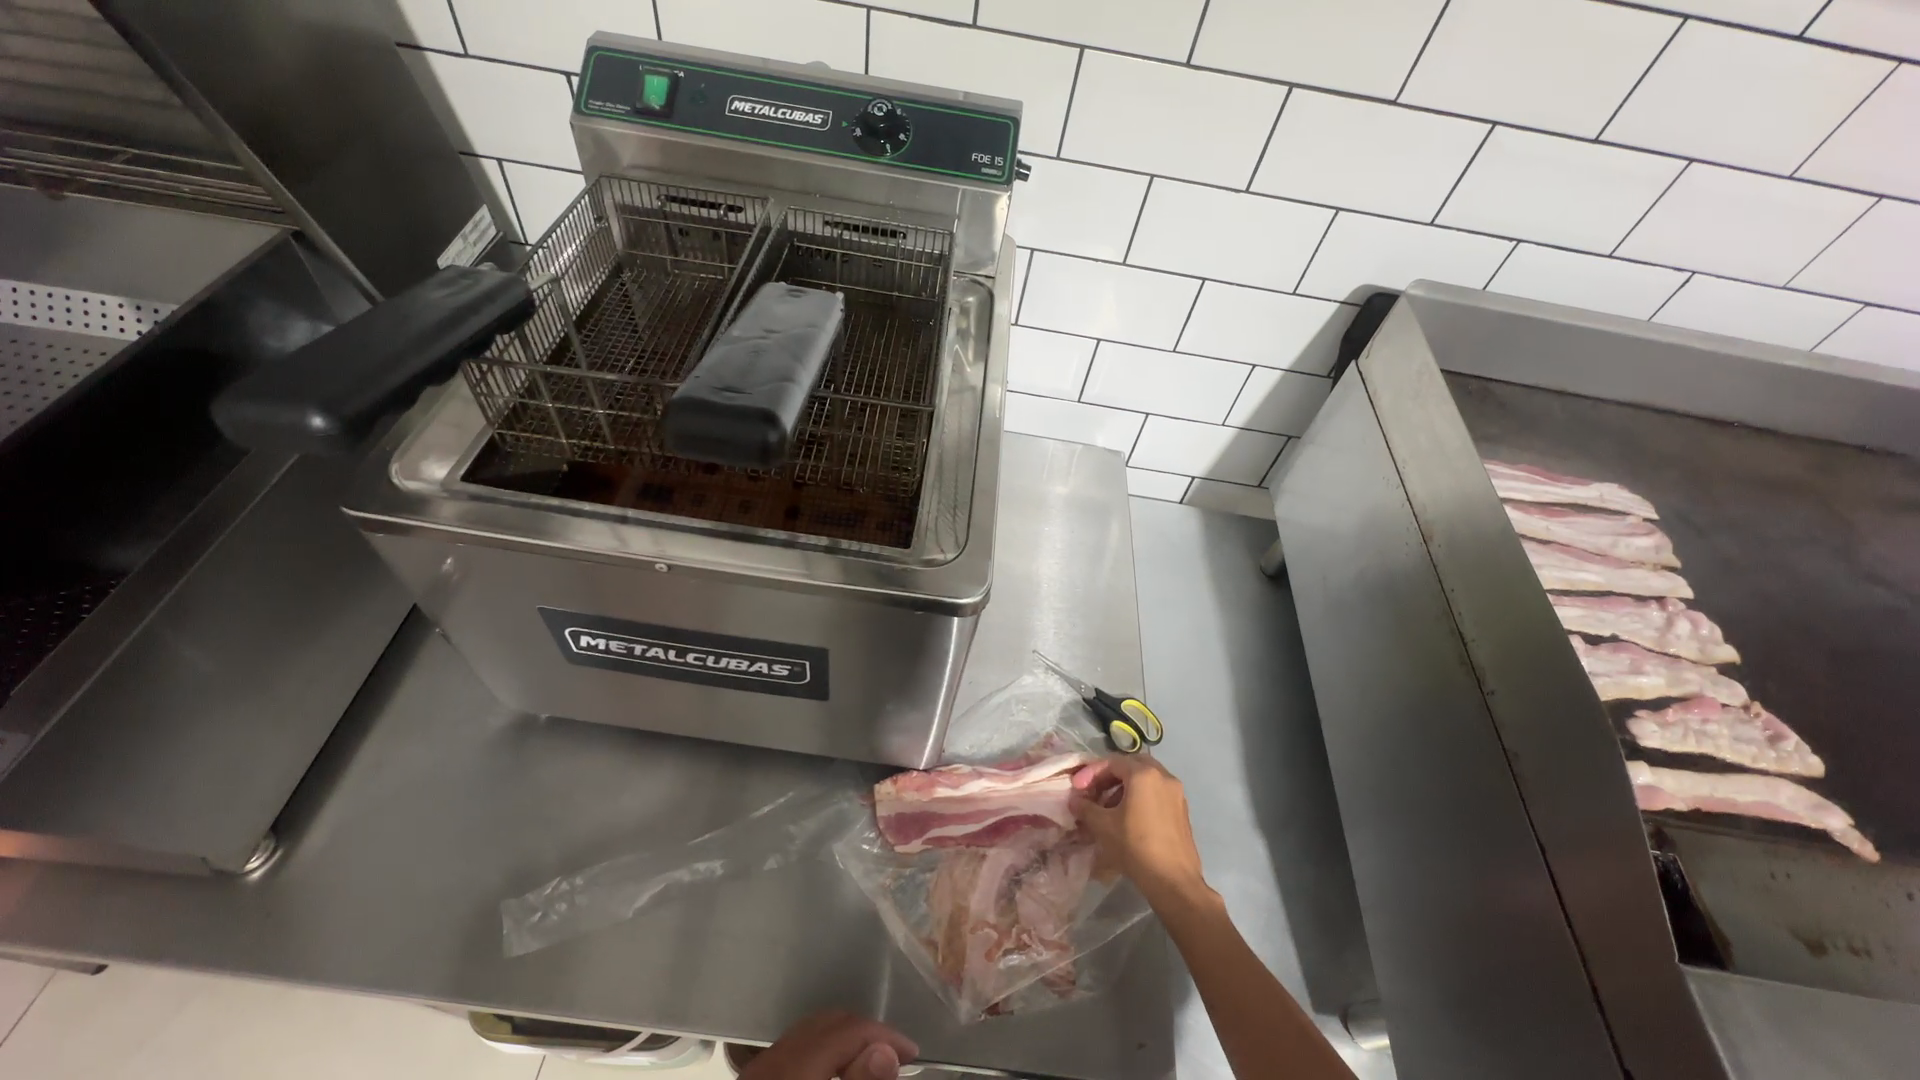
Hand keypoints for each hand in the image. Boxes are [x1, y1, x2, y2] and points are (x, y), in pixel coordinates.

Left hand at [737, 1010, 917, 1079]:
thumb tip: (886, 1050)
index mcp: (791, 1066)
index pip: (846, 1029)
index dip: (885, 1036)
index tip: (912, 1053)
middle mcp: (770, 1060)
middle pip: (826, 1023)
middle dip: (865, 1033)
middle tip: (897, 1056)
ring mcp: (759, 1068)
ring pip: (808, 1033)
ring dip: (845, 1039)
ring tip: (873, 1060)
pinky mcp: (756, 1075)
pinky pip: (794, 1047)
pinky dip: (822, 1050)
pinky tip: (837, 1067)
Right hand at [1070, 755, 1211, 910]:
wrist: (1173, 880)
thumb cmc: (1135, 846)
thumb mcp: (1103, 826)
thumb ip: (1085, 808)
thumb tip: (1075, 801)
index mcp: (1144, 775)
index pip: (1112, 762)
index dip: (1091, 772)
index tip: (1077, 788)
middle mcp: (1164, 777)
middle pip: (1132, 765)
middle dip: (1110, 775)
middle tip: (1095, 790)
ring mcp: (1176, 793)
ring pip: (1147, 778)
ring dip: (1125, 786)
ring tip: (1108, 806)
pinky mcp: (1182, 810)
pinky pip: (1157, 792)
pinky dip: (1141, 796)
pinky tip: (1128, 817)